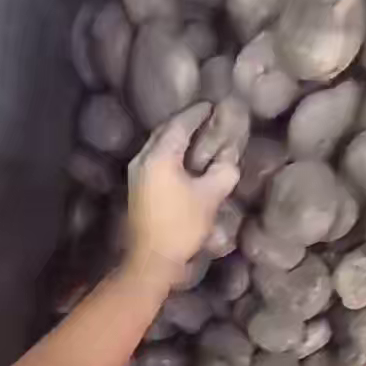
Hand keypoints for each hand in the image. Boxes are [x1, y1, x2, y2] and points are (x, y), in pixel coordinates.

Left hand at [125, 103, 239, 277]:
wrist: (150, 260)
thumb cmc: (180, 227)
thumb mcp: (209, 198)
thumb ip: (222, 173)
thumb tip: (228, 162)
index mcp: (159, 156)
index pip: (180, 123)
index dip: (197, 113)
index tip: (213, 106)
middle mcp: (143, 159)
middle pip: (165, 131)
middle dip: (185, 123)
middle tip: (206, 119)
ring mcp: (136, 174)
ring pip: (158, 146)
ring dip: (177, 139)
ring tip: (198, 138)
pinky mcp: (137, 188)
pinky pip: (155, 160)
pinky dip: (170, 154)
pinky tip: (184, 162)